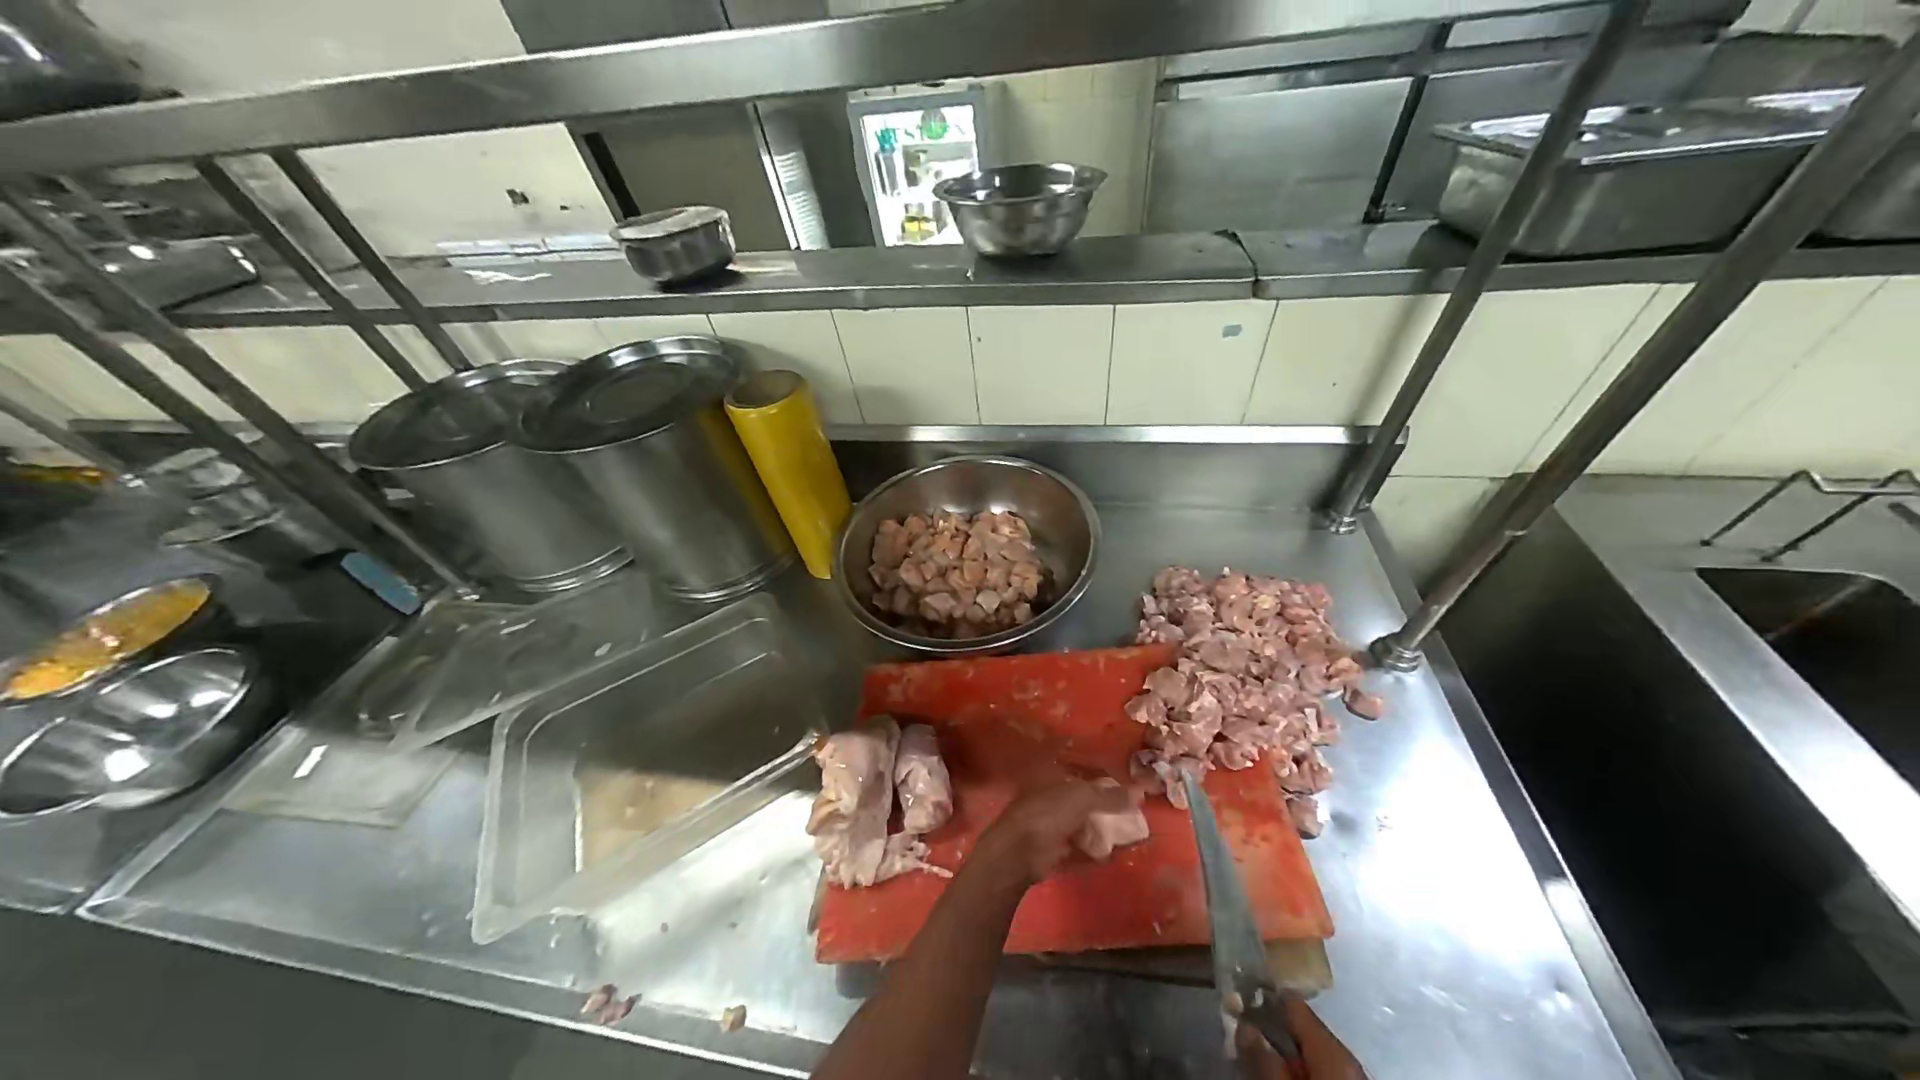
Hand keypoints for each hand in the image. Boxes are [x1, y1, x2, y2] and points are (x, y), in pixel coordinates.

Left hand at [971, 777, 1133, 886]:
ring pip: (1085, 826)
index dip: (1102, 777)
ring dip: (1106, 831)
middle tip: (1135, 813)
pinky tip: (1120, 853)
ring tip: (1134, 833)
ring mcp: (1053, 827)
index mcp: (1052, 778)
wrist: (1019, 852)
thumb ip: (1110, 796)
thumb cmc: (1048, 813)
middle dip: (1108, 807)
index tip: (1127, 785)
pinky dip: (1100, 852)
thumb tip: (1140, 791)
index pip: (1081, 772)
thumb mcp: (1082, 797)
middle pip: (1085, 801)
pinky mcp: (1056, 851)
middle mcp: (1052, 799)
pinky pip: (1083, 850)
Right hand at [1236, 998, 1366, 1079]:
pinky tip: (1276, 1079)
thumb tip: (1244, 1026)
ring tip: (1251, 1063)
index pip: (1293, 1005)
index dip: (1262, 998)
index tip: (1236, 1000)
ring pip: (1308, 1057)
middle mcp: (1347, 1062)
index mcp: (1334, 1053)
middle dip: (1268, 1033)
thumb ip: (1263, 1061)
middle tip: (1237, 1039)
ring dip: (1280, 1059)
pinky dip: (1296, 1074)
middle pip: (1300, 1032)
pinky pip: (1319, 1075)